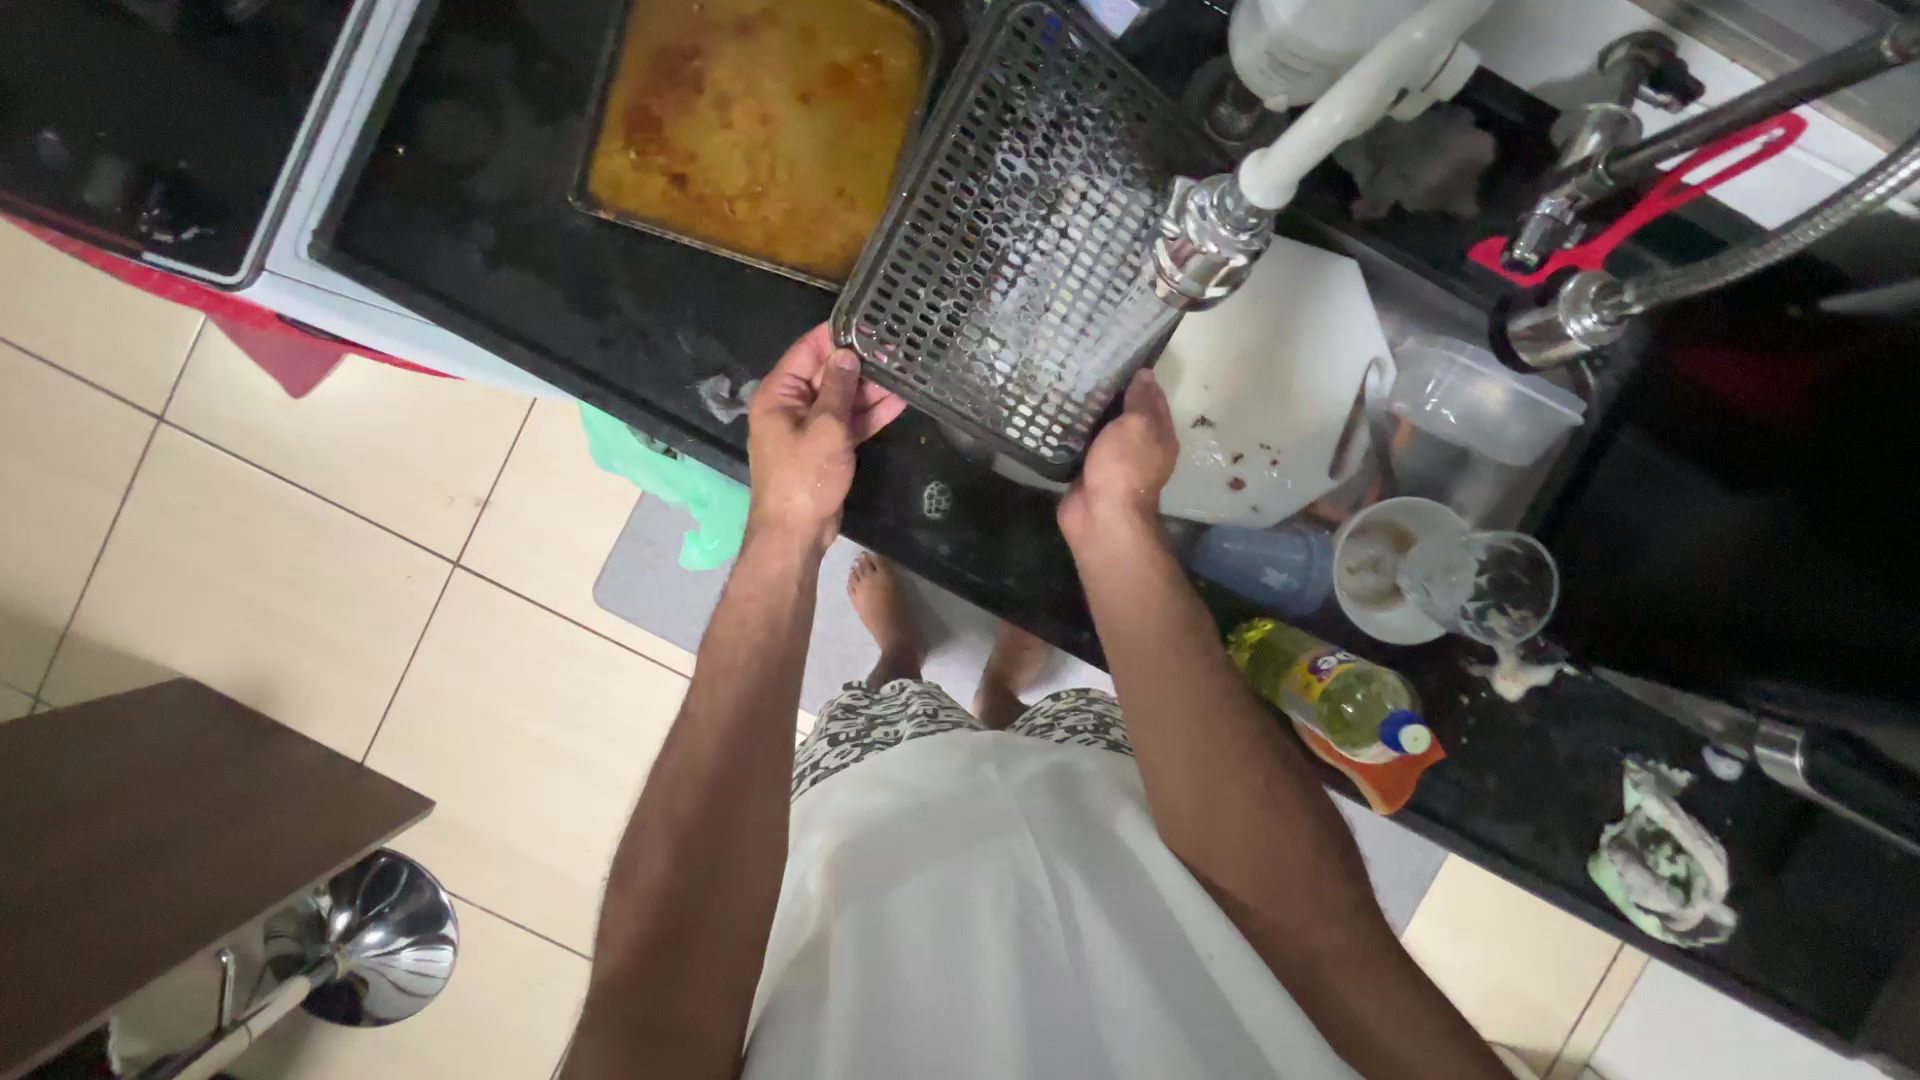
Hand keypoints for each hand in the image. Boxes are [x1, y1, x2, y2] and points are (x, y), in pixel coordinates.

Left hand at [747, 323, 906, 550]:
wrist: (796, 533)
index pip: (807, 351)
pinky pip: (848, 424)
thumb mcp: (826, 427)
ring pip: (842, 400)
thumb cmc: (805, 477)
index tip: (867, 321)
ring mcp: (808, 429)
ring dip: (870, 389)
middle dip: (860, 363)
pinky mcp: (825, 449)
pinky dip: (869, 415)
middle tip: (895, 347)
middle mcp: (790, 406)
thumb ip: (839, 389)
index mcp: (778, 394)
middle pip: (827, 375)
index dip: (836, 335)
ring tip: (904, 369)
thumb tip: (847, 354)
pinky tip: (899, 401)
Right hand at [1059, 369, 1177, 539]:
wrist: (1101, 516)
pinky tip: (1055, 415)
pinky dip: (1070, 435)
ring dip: (1087, 414)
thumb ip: (1139, 401)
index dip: (1140, 378)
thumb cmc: (1124, 467)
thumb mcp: (1137, 426)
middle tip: (1086, 366)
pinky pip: (1079, 447)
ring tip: (1067, 384)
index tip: (1118, 356)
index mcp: (1159, 436)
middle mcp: (1138, 448)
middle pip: (1125, 414)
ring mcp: (1111, 462)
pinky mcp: (1086, 473)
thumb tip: (1145, 375)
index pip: (1153, 398)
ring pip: (1100, 430)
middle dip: (1109, 394)